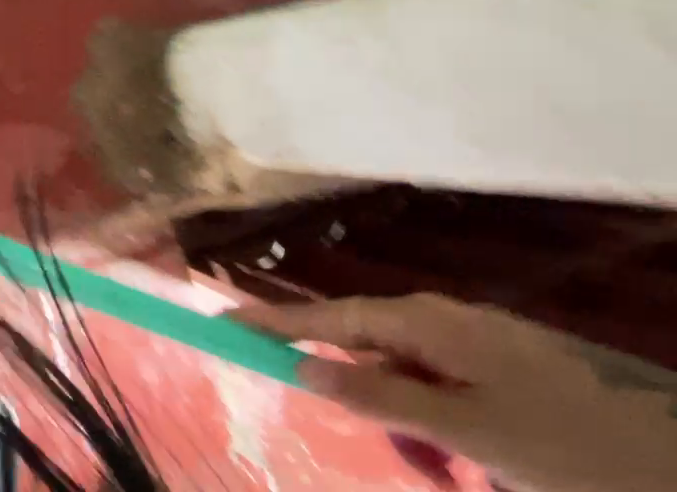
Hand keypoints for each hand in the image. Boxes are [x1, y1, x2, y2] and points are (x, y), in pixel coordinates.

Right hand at [233, 293, 676, 491]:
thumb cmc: (569, 443)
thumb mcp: (469, 431)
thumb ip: (379, 398)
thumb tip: (303, 369)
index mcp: (426, 323)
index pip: (327, 318)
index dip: (273, 324)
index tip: (223, 327)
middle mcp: (442, 319)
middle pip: (368, 351)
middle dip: (372, 403)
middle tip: (410, 460)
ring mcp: (476, 339)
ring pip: (408, 376)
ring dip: (414, 424)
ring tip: (456, 475)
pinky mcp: (504, 363)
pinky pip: (444, 385)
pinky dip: (445, 423)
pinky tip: (479, 461)